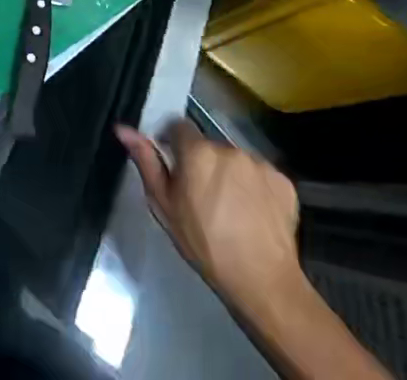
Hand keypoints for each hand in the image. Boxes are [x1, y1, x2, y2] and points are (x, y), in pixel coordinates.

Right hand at [117, 121, 300, 307]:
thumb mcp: (166, 208)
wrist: (261, 279)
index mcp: (197, 152)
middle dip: (203, 164)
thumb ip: (146, 163)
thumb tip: (124, 129)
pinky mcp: (282, 178)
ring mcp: (259, 162)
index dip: (173, 142)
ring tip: (230, 210)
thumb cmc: (204, 245)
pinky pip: (261, 175)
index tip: (174, 165)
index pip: (179, 127)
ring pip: (236, 161)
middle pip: (209, 146)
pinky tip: (253, 215)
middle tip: (201, 197)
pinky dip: (255, 189)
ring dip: (229, 175)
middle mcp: (229, 148)